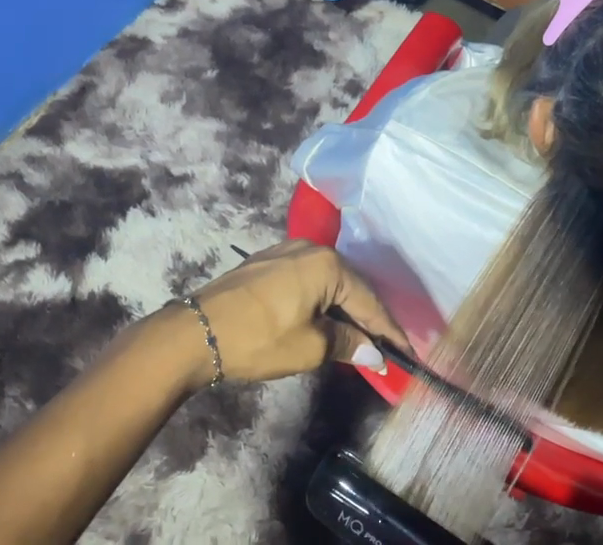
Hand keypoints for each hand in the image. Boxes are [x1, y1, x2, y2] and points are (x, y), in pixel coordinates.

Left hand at [181, 240, 410, 385]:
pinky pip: (307, 280)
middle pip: (350, 286)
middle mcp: (311, 248)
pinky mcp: (267, 262)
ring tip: (356, 336)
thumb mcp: (309, 348)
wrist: (195, 332)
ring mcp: (286, 251)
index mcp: (327, 265)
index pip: (369, 301)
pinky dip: (321, 300)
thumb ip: (347, 344)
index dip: (388, 330)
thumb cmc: (259, 339)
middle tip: (383, 347)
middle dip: (367, 318)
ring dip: (342, 309)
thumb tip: (374, 353)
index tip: (407, 353)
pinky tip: (323, 319)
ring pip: (328, 282)